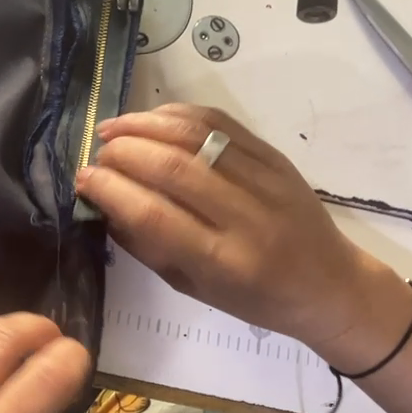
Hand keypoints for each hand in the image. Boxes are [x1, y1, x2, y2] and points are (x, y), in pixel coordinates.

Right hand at [74, 103, 402, 348]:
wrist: (329, 284)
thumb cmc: (253, 298)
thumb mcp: (191, 287)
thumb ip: (146, 244)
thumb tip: (102, 200)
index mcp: (223, 262)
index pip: (154, 215)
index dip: (110, 190)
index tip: (83, 179)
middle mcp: (247, 217)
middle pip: (172, 168)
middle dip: (122, 153)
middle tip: (97, 155)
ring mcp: (266, 180)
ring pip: (195, 136)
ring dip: (144, 125)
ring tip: (111, 129)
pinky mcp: (276, 156)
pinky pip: (220, 122)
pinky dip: (178, 114)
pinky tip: (151, 118)